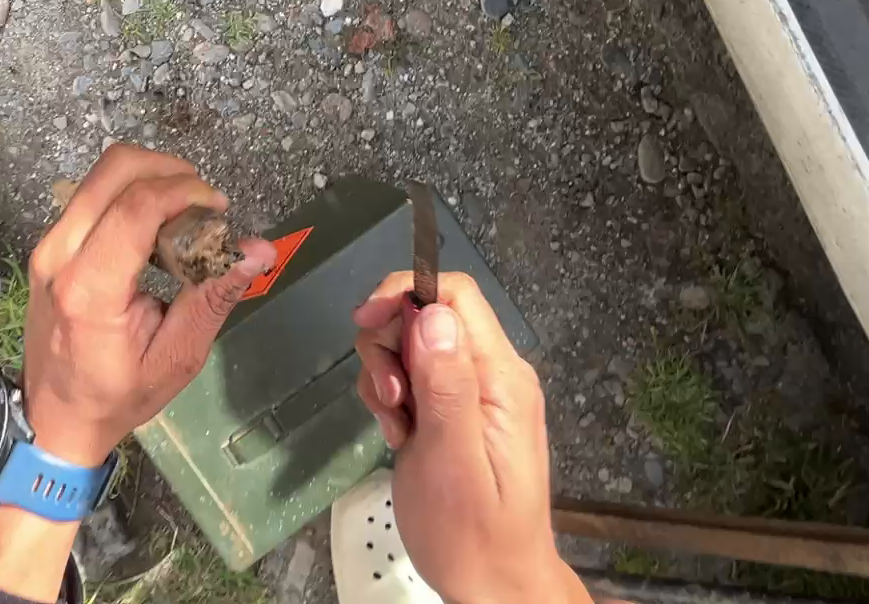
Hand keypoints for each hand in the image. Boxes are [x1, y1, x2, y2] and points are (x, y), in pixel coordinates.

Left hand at [22, 144, 275, 465]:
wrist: (54, 413)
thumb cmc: (118, 393)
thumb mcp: (178, 356)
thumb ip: (215, 295)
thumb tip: (260, 250)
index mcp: (90, 290)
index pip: (135, 208)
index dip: (185, 192)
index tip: (219, 207)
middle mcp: (60, 254)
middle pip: (116, 169)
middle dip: (169, 169)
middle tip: (202, 200)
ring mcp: (48, 242)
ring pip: (102, 172)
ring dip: (151, 175)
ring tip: (182, 210)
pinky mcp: (49, 239)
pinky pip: (93, 191)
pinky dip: (131, 190)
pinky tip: (154, 224)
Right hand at [353, 272, 590, 603]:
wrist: (491, 589)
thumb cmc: (473, 534)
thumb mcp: (454, 461)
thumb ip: (446, 384)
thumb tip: (432, 311)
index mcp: (501, 375)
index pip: (455, 295)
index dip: (404, 293)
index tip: (367, 322)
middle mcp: (489, 370)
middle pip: (423, 313)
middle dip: (388, 346)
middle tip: (388, 397)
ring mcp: (469, 388)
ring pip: (407, 342)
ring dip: (384, 374)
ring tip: (394, 425)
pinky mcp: (448, 405)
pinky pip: (406, 373)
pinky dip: (388, 396)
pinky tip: (397, 434)